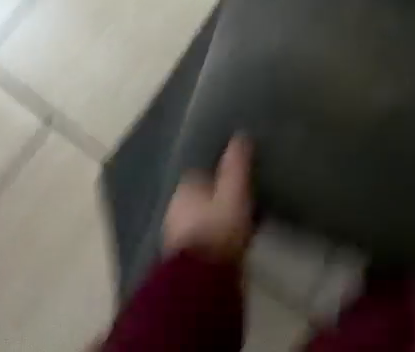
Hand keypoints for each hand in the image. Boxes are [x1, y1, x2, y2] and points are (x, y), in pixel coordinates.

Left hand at [162, 134, 254, 261]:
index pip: (200, 174)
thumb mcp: (235, 190)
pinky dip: (214, 239)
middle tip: (240, 202)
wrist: (201, 278)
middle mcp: (174, 210)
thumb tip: (240, 134)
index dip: (219, 176)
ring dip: (215, 221)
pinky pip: (203, 241)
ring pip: (200, 221)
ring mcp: (176, 237)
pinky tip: (230, 244)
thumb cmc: (219, 226)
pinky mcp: (184, 260)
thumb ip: (236, 164)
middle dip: (216, 200)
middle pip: (199, 199)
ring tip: (238, 224)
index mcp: (184, 189)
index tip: (236, 180)